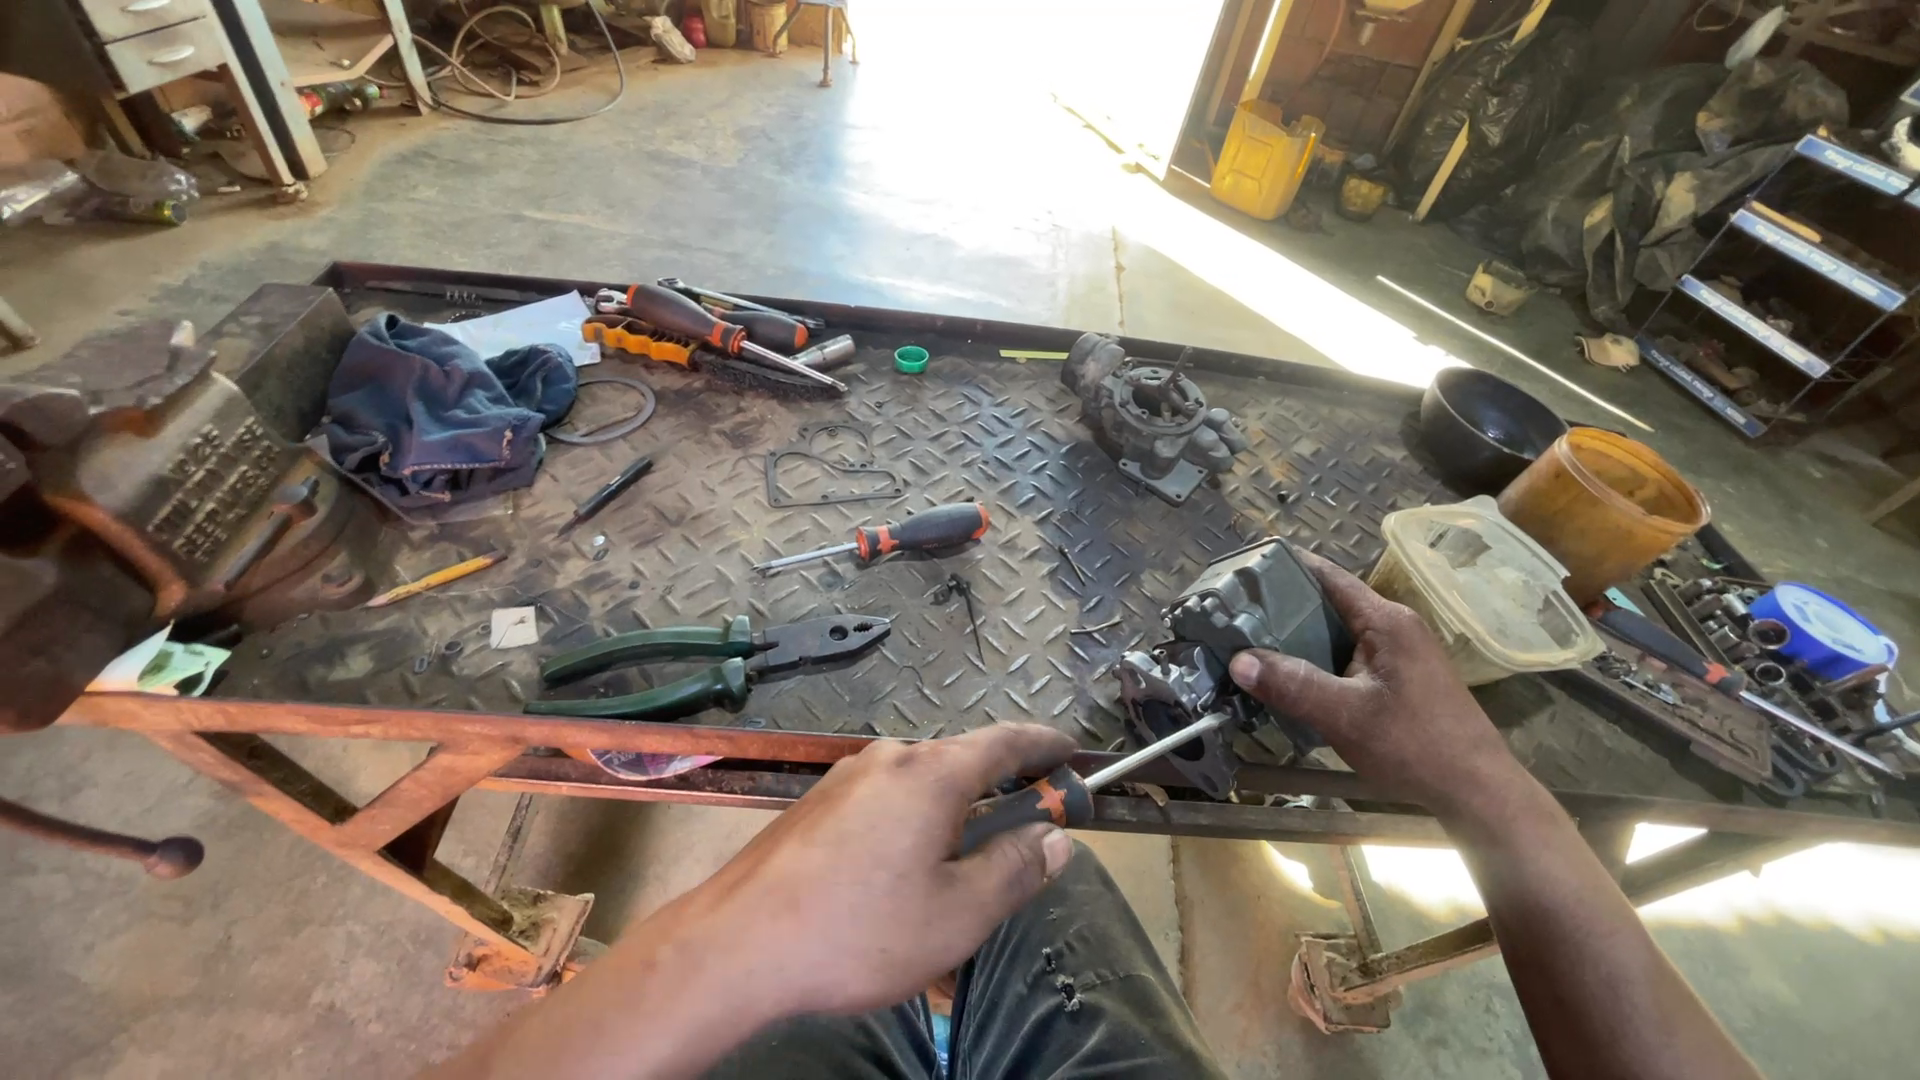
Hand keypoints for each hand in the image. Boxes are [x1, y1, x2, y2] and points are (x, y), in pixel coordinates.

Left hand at [688, 723, 1077, 1016]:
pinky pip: (885, 800)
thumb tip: (1055, 839)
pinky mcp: (819, 802)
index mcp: (932, 773)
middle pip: (962, 762)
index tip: (1070, 751)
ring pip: (921, 785)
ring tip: (960, 865)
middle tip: (1024, 830)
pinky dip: (914, 821)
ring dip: (953, 812)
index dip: (1044, 744)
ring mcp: (848, 776)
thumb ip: (1015, 870)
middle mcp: (891, 759)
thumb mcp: (957, 914)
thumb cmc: (859, 930)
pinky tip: (901, 871)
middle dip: (1000, 789)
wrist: (737, 944)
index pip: (1005, 741)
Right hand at [1226, 546, 1522, 813]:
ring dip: (1295, 635)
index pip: (1328, 576)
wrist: (1477, 790)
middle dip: (1281, 605)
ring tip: (1248, 640)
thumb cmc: (1416, 745)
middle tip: (1232, 611)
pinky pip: (1345, 655)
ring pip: (1335, 631)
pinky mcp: (1396, 677)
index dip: (1285, 566)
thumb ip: (1292, 685)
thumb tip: (1238, 660)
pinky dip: (1314, 657)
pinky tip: (1286, 675)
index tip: (1243, 567)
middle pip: (1328, 602)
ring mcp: (1397, 652)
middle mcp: (1393, 627)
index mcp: (1385, 621)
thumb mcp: (1345, 715)